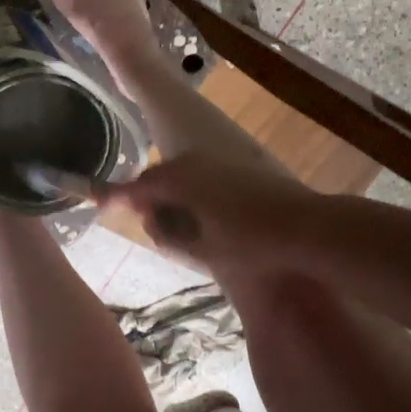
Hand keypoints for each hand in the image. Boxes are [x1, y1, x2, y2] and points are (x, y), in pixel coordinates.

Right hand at [101, 154, 325, 273]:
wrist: (313, 229)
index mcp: (177, 180)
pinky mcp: (241, 166)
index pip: (135, 188)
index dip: (115, 196)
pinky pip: (203, 173)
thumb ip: (167, 236)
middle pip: (158, 177)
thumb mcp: (202, 250)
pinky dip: (194, 189)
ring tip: (176, 217)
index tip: (97, 201)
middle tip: (144, 217)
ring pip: (182, 173)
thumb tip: (151, 224)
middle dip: (147, 195)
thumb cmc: (251, 243)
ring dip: (172, 192)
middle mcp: (192, 162)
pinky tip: (206, 211)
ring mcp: (218, 161)